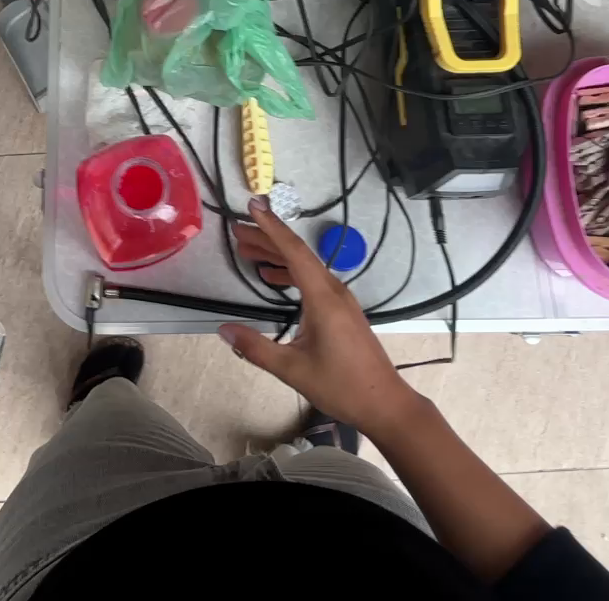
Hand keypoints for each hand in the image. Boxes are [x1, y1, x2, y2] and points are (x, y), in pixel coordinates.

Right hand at [220, 197, 423, 436]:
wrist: (385, 404)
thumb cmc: (341, 386)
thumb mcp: (292, 369)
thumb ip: (256, 348)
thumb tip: (223, 330)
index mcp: (323, 297)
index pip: (293, 251)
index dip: (271, 227)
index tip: (253, 205)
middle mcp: (333, 290)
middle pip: (296, 254)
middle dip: (266, 238)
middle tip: (237, 230)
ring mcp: (339, 299)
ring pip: (304, 266)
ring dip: (276, 255)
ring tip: (246, 249)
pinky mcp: (341, 309)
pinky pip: (311, 279)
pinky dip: (289, 271)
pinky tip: (272, 276)